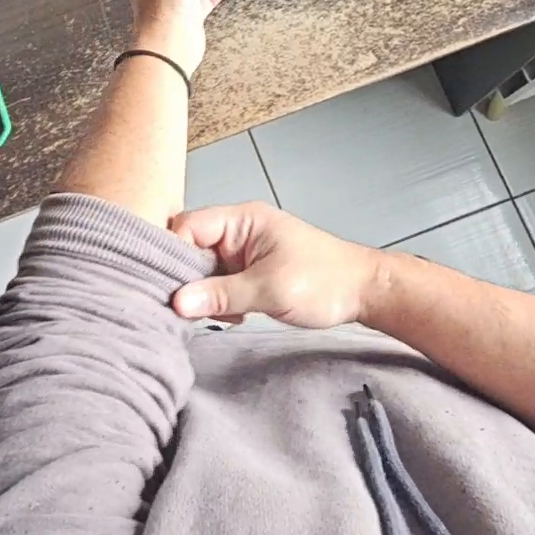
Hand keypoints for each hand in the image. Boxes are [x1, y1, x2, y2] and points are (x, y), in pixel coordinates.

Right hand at [169, 203, 385, 327]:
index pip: (188, 227)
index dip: (175, 255)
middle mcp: (237, 230)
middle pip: (190, 247)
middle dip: (190, 279)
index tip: (171, 287)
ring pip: (203, 269)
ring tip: (226, 312)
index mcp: (242, 219)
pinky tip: (235, 315)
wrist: (363, 292)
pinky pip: (218, 282)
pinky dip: (219, 300)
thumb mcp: (270, 289)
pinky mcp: (248, 271)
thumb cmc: (326, 280)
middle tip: (194, 306)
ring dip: (206, 293)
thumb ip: (222, 295)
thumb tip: (178, 302)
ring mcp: (242, 251)